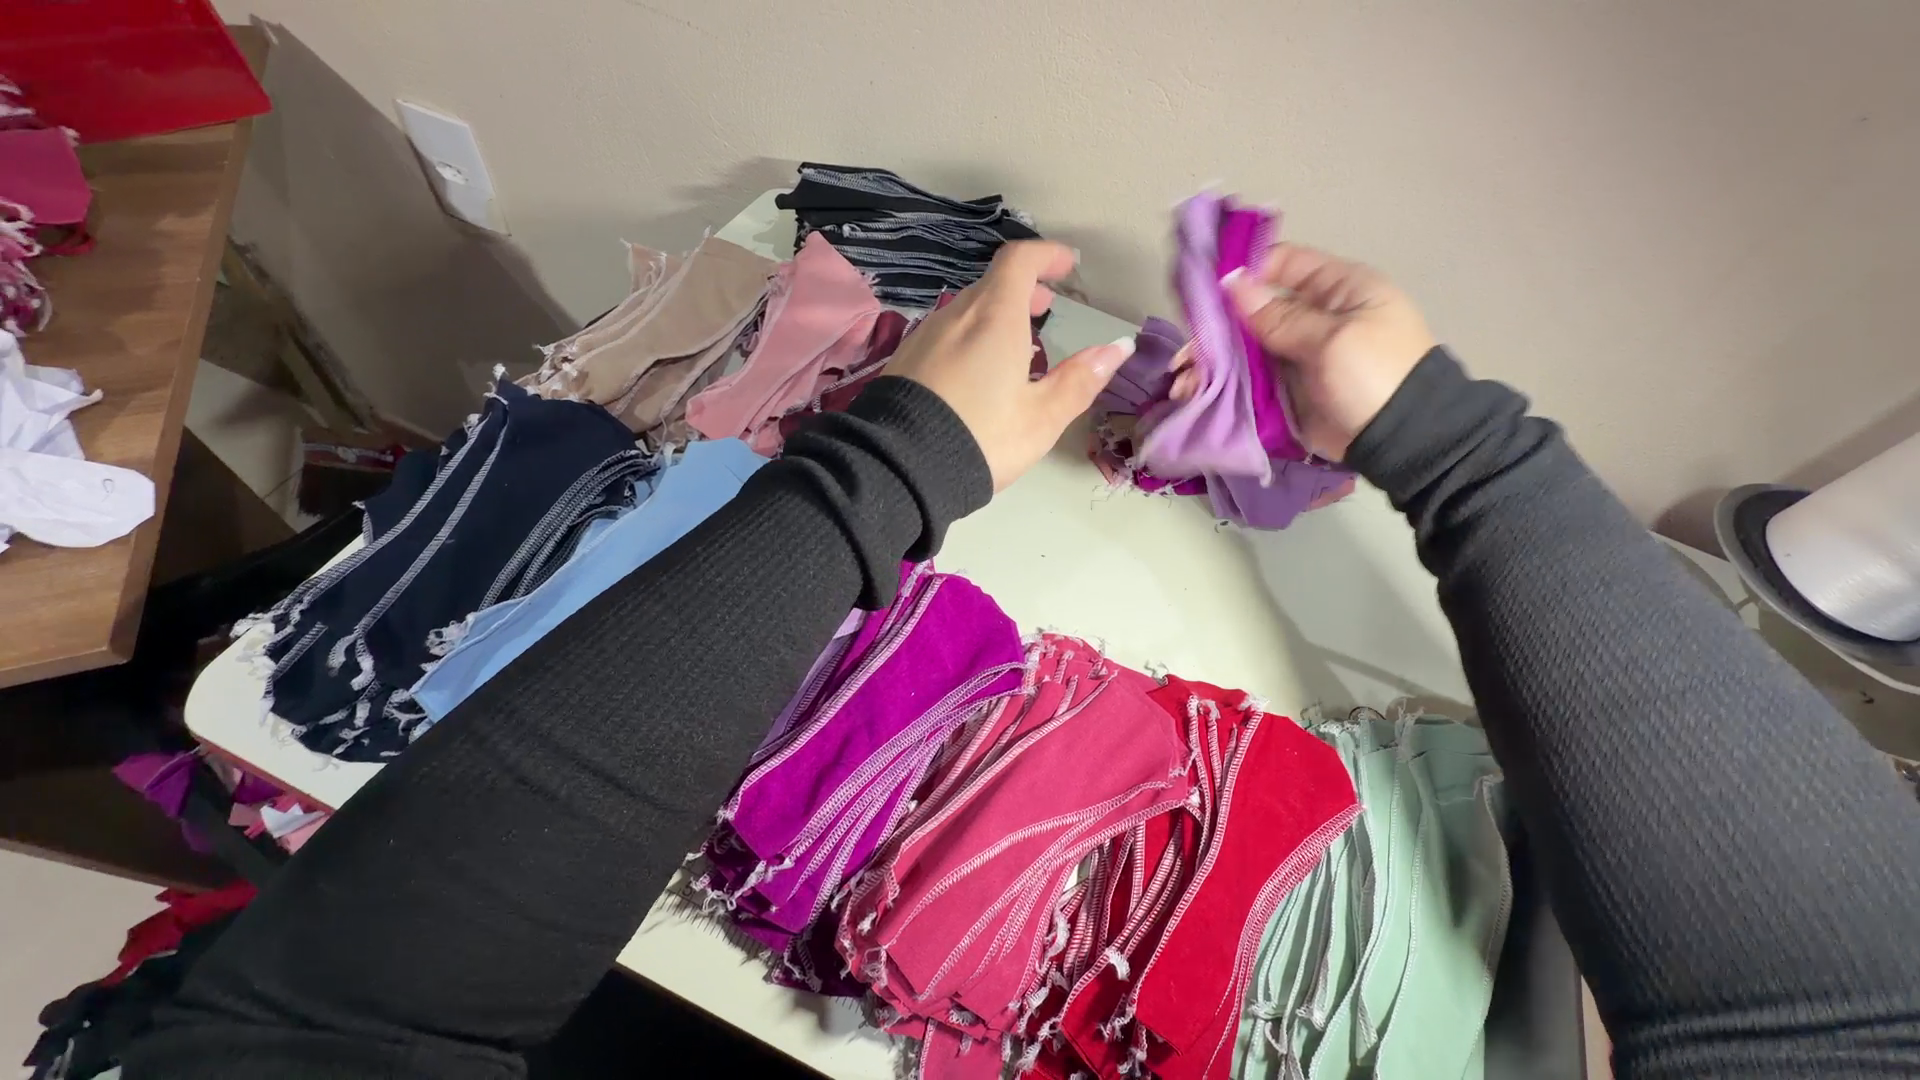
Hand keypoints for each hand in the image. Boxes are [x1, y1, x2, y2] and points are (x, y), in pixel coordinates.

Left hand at [887, 241, 1132, 491]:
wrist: (900, 469)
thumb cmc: (982, 438)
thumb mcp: (1041, 417)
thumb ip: (1080, 379)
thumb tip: (1117, 347)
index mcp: (994, 318)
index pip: (1019, 261)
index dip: (1046, 256)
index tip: (1066, 265)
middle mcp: (955, 316)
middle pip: (991, 286)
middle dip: (1023, 290)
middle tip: (1046, 308)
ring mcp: (924, 337)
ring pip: (965, 312)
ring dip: (994, 316)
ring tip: (1015, 346)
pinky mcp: (904, 361)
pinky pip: (944, 335)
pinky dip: (969, 337)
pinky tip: (975, 373)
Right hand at [1183, 243, 1435, 461]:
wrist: (1401, 441)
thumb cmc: (1376, 375)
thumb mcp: (1332, 340)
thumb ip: (1279, 317)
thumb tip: (1232, 285)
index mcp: (1337, 290)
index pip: (1282, 263)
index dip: (1244, 271)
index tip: (1204, 289)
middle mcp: (1312, 317)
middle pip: (1253, 310)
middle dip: (1215, 327)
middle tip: (1185, 348)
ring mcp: (1297, 355)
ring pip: (1243, 348)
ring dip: (1211, 361)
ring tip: (1182, 380)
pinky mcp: (1285, 390)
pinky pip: (1245, 380)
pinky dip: (1219, 386)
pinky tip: (1193, 393)